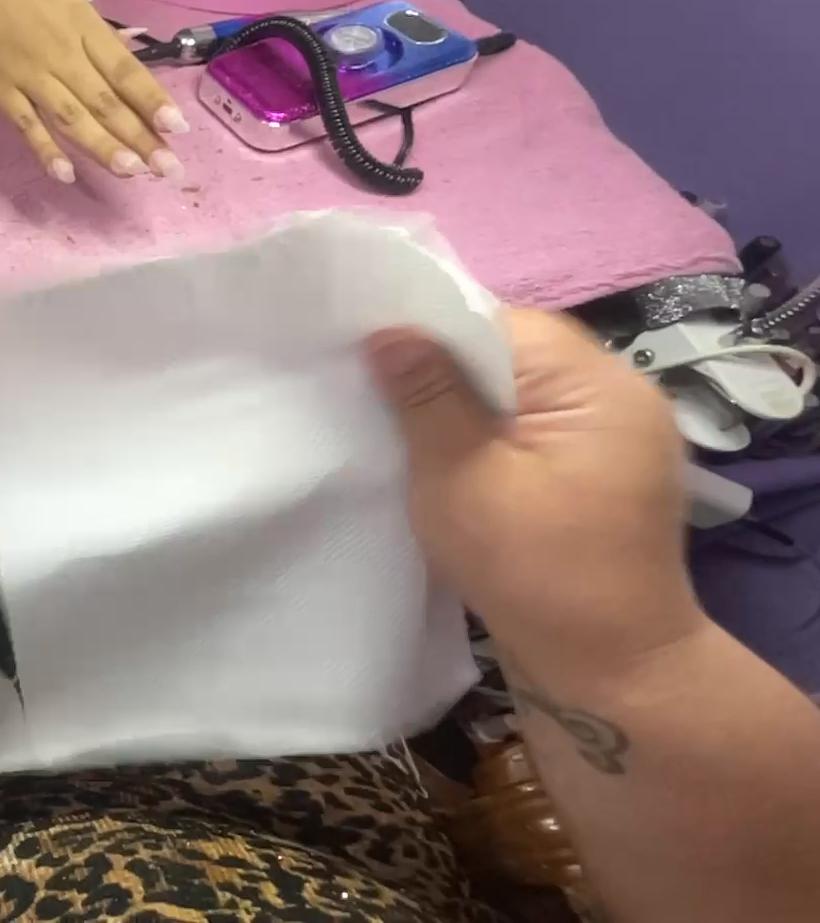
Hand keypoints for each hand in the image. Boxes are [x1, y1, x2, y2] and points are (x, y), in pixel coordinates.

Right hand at [0, 0, 186, 183]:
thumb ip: (92, 34)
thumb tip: (125, 57)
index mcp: (82, 26)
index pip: (125, 70)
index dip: (152, 100)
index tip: (178, 128)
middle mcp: (62, 53)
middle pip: (106, 101)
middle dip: (139, 136)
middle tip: (167, 168)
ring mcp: (29, 75)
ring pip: (73, 117)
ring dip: (103, 147)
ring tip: (131, 172)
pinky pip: (26, 126)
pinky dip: (46, 150)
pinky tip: (65, 174)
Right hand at [365, 309, 708, 679]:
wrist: (602, 659)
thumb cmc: (527, 563)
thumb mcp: (459, 474)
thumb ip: (427, 398)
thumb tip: (389, 331)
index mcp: (599, 391)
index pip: (506, 325)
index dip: (433, 327)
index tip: (368, 342)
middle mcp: (617, 398)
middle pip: (512, 351)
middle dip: (440, 361)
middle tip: (370, 376)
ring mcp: (609, 433)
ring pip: (514, 386)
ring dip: (456, 393)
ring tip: (397, 407)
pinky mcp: (589, 463)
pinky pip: (523, 417)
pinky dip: (477, 420)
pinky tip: (438, 439)